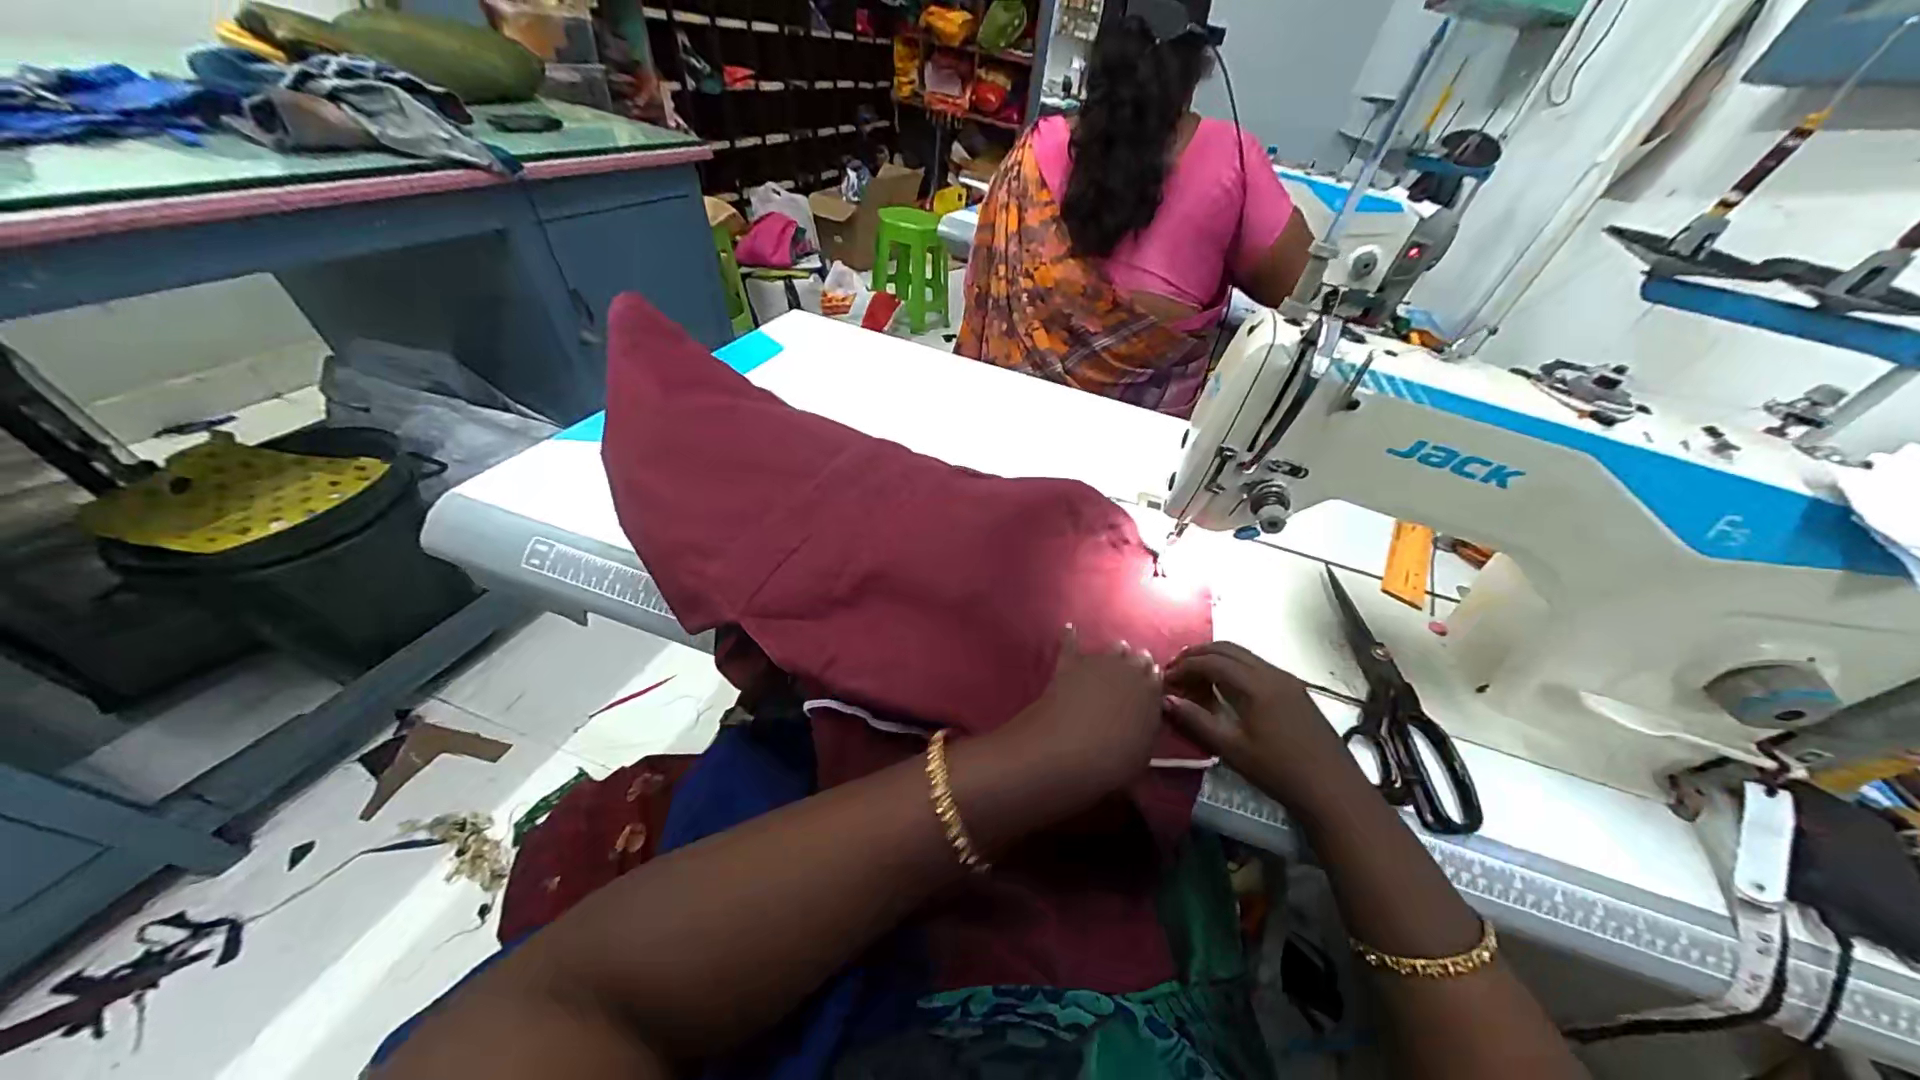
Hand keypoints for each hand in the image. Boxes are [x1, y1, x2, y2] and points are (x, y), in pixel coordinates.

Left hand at [997, 625, 1166, 798]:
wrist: (1066, 749)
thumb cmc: (1110, 761)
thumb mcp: (1141, 755)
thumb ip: (1146, 732)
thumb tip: (1145, 723)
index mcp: (1152, 694)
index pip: (1157, 681)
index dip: (1153, 682)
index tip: (1151, 684)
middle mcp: (1129, 672)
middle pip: (1137, 661)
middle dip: (1138, 664)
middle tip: (1136, 668)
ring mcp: (1098, 664)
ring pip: (1112, 650)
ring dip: (1115, 652)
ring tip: (1118, 651)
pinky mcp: (1069, 665)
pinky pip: (1070, 645)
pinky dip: (1070, 636)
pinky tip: (1070, 627)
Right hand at [1163, 642, 1365, 815]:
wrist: (1333, 790)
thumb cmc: (1278, 771)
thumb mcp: (1232, 749)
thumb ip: (1197, 721)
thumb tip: (1166, 700)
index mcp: (1256, 684)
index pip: (1211, 661)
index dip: (1184, 667)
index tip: (1164, 679)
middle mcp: (1271, 673)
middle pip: (1227, 649)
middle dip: (1197, 655)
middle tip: (1174, 670)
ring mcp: (1286, 680)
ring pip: (1242, 655)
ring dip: (1214, 659)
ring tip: (1194, 678)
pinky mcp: (1294, 691)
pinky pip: (1255, 666)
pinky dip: (1232, 668)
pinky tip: (1223, 689)